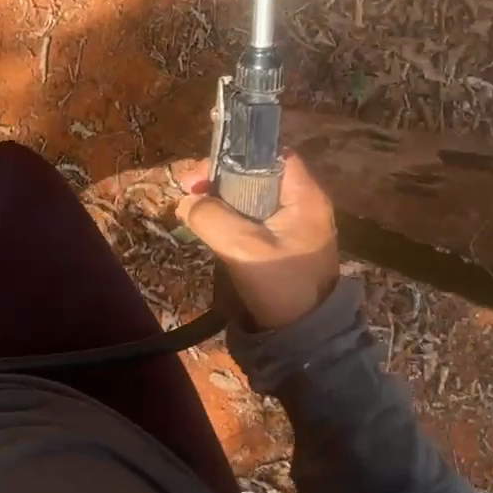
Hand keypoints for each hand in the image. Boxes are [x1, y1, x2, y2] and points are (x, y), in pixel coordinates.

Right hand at [172, 153, 338, 329]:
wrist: (305, 337)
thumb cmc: (280, 284)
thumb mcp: (241, 247)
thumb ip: (210, 216)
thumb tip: (187, 202)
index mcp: (305, 197)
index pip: (271, 155)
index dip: (236, 155)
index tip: (203, 173)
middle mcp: (303, 205)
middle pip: (256, 174)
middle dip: (220, 179)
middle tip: (191, 192)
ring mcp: (293, 226)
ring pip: (250, 196)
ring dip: (220, 200)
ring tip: (194, 211)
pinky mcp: (282, 244)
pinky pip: (251, 218)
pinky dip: (228, 217)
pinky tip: (209, 227)